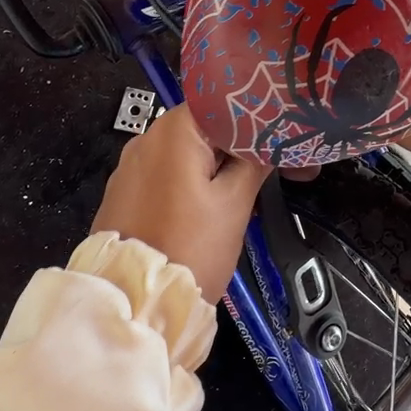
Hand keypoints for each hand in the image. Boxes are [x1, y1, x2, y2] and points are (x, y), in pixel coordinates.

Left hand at [91, 107, 270, 300]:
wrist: (131, 306)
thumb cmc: (189, 247)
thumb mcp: (235, 203)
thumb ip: (256, 160)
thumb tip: (273, 136)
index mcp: (174, 129)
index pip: (226, 104)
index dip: (259, 117)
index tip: (286, 135)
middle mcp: (146, 137)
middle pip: (207, 127)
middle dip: (242, 144)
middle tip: (279, 167)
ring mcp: (130, 167)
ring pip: (188, 153)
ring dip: (218, 165)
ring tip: (251, 191)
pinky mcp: (124, 194)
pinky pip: (167, 174)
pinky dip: (192, 182)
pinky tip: (214, 204)